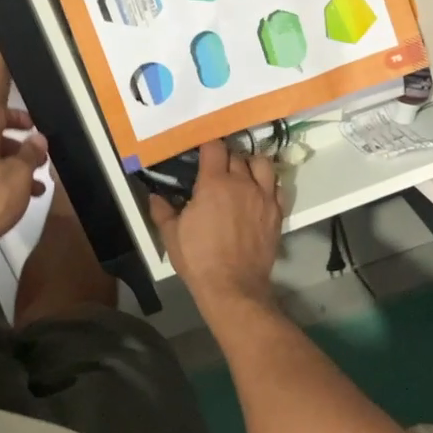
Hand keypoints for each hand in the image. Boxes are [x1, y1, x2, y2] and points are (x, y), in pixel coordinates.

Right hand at [148, 141, 283, 311]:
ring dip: (251, 164)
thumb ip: (162, 211)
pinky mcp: (277, 212)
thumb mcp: (171, 235)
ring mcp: (263, 197)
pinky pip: (276, 187)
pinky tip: (259, 192)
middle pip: (237, 155)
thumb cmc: (198, 259)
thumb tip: (155, 197)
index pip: (214, 148)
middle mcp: (242, 183)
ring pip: (262, 164)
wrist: (233, 286)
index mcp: (213, 183)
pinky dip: (268, 184)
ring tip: (242, 173)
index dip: (207, 146)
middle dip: (226, 157)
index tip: (201, 152)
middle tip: (216, 168)